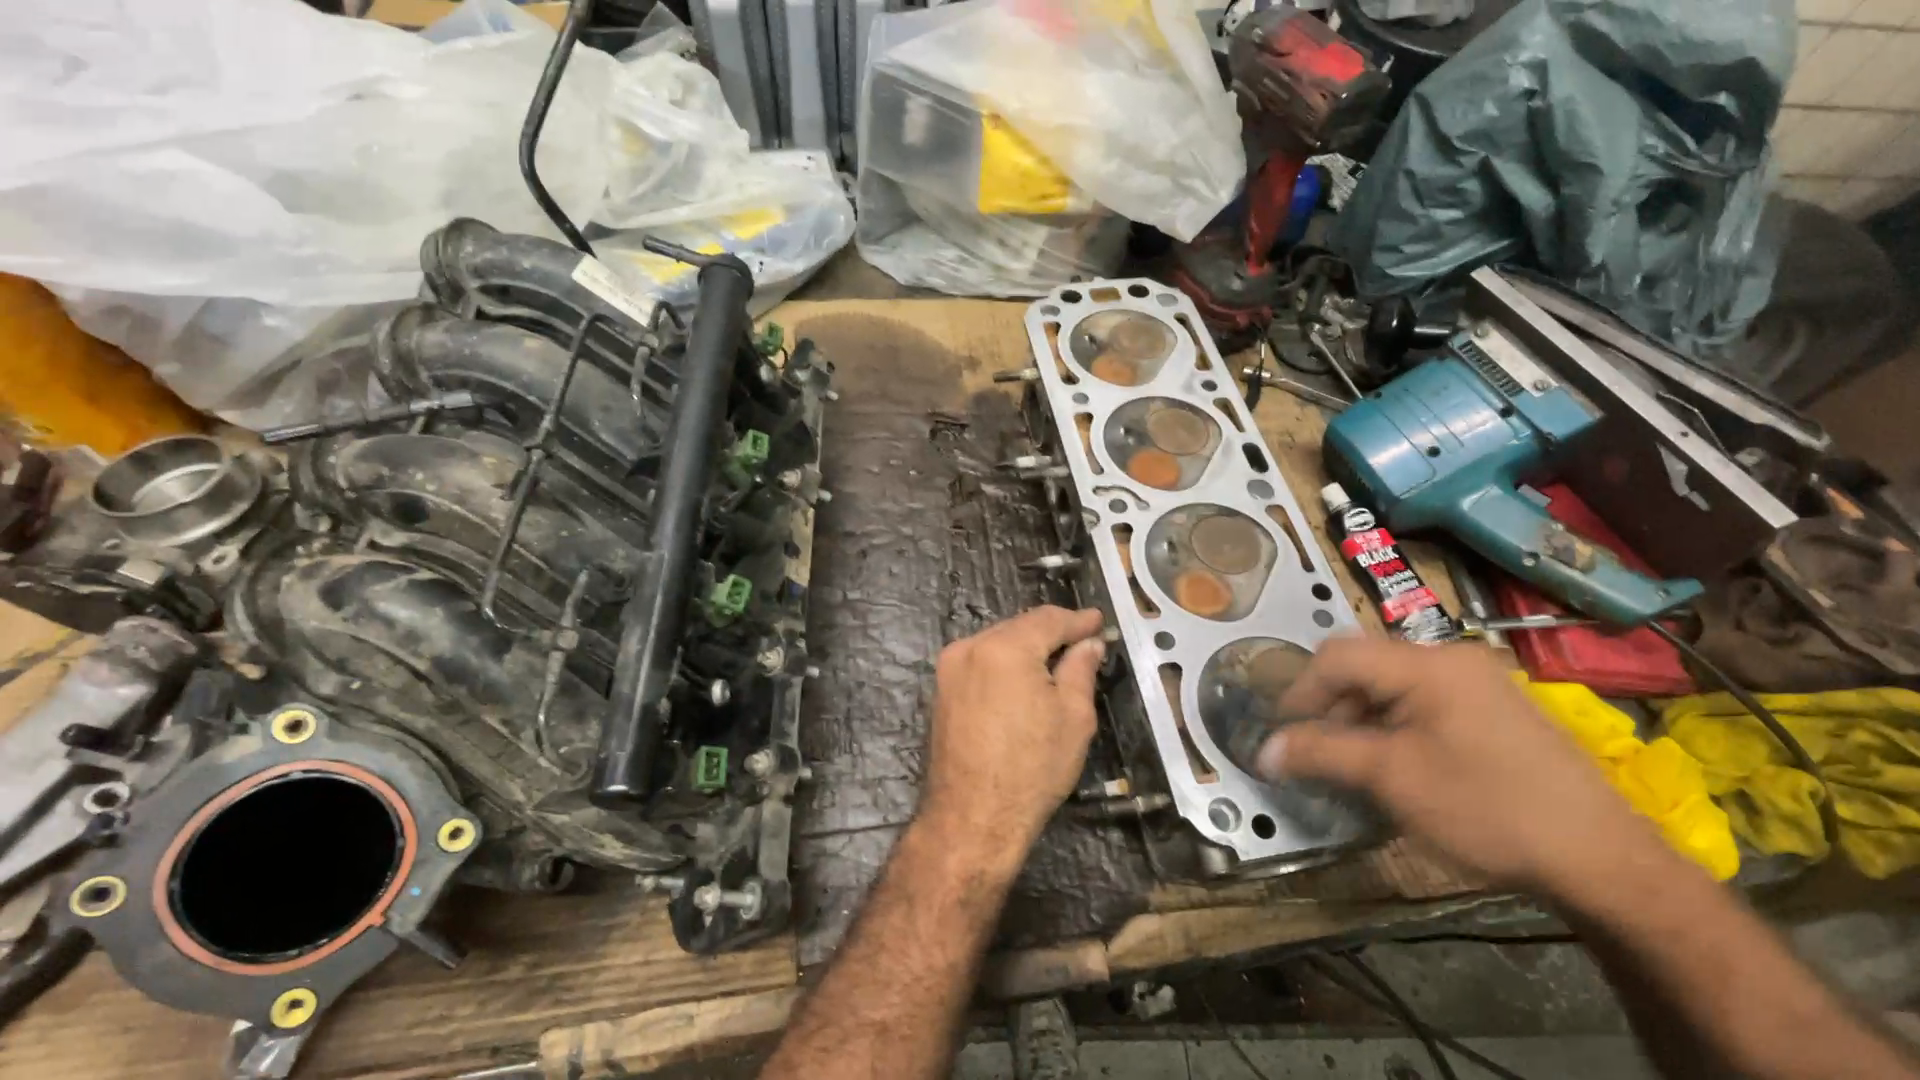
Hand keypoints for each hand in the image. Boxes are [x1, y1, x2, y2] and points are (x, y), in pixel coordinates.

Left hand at [921, 606, 1105, 856]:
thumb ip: (1080, 670)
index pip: (1047, 619)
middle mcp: (970, 648)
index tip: (1098, 622)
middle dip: (1051, 633)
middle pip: (1019, 628)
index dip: (1077, 620)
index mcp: (1004, 648)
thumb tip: (1088, 644)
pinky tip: (1024, 681)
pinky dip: (1004, 666)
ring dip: (1026, 649)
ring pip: (997, 644)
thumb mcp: (1073, 717)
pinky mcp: (941, 692)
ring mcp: (949, 669)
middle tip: (1083, 641)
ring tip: (1057, 662)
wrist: (972, 818)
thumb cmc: (1032, 769)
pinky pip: (980, 664)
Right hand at [1258, 638, 1667, 896]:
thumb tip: (1264, 749)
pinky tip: (1403, 767)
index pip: (1337, 656)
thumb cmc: (1486, 808)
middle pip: (1366, 667)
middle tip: (1321, 755)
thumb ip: (1321, 753)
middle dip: (1333, 708)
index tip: (1283, 736)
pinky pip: (1428, 703)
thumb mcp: (1391, 779)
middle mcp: (1454, 660)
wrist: (1600, 857)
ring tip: (1359, 767)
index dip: (1300, 692)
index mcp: (1427, 664)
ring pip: (1396, 687)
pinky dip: (1398, 726)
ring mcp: (1482, 683)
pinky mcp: (1499, 711)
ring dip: (1364, 720)